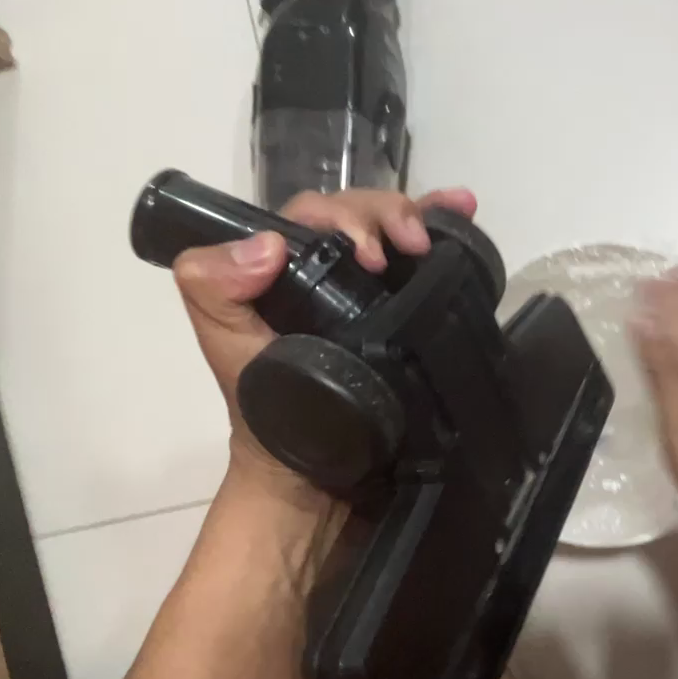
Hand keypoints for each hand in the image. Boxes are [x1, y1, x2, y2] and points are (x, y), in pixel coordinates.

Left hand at [171, 186, 479, 497]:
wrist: (317, 470)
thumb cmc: (268, 409)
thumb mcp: (226, 348)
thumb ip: (214, 292)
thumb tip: (268, 246)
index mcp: (282, 267)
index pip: (313, 216)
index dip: (344, 219)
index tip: (371, 255)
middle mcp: (327, 270)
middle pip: (359, 214)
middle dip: (387, 216)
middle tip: (409, 248)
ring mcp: (370, 291)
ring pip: (392, 229)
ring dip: (419, 216)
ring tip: (435, 233)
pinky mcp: (403, 312)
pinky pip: (421, 260)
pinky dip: (443, 226)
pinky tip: (463, 208)